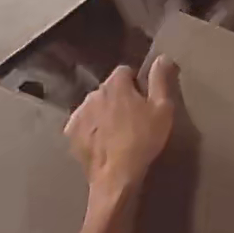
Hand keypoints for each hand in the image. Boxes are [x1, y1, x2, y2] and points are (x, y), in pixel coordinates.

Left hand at [64, 58, 178, 198]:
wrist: (116, 175)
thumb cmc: (143, 140)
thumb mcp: (162, 109)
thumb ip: (160, 80)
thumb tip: (162, 57)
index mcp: (116, 83)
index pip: (125, 71)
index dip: (135, 83)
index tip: (143, 100)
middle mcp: (94, 92)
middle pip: (109, 88)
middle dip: (118, 98)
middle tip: (132, 118)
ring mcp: (79, 112)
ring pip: (95, 105)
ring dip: (104, 112)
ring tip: (116, 132)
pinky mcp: (71, 131)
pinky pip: (83, 122)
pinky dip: (91, 128)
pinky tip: (102, 141)